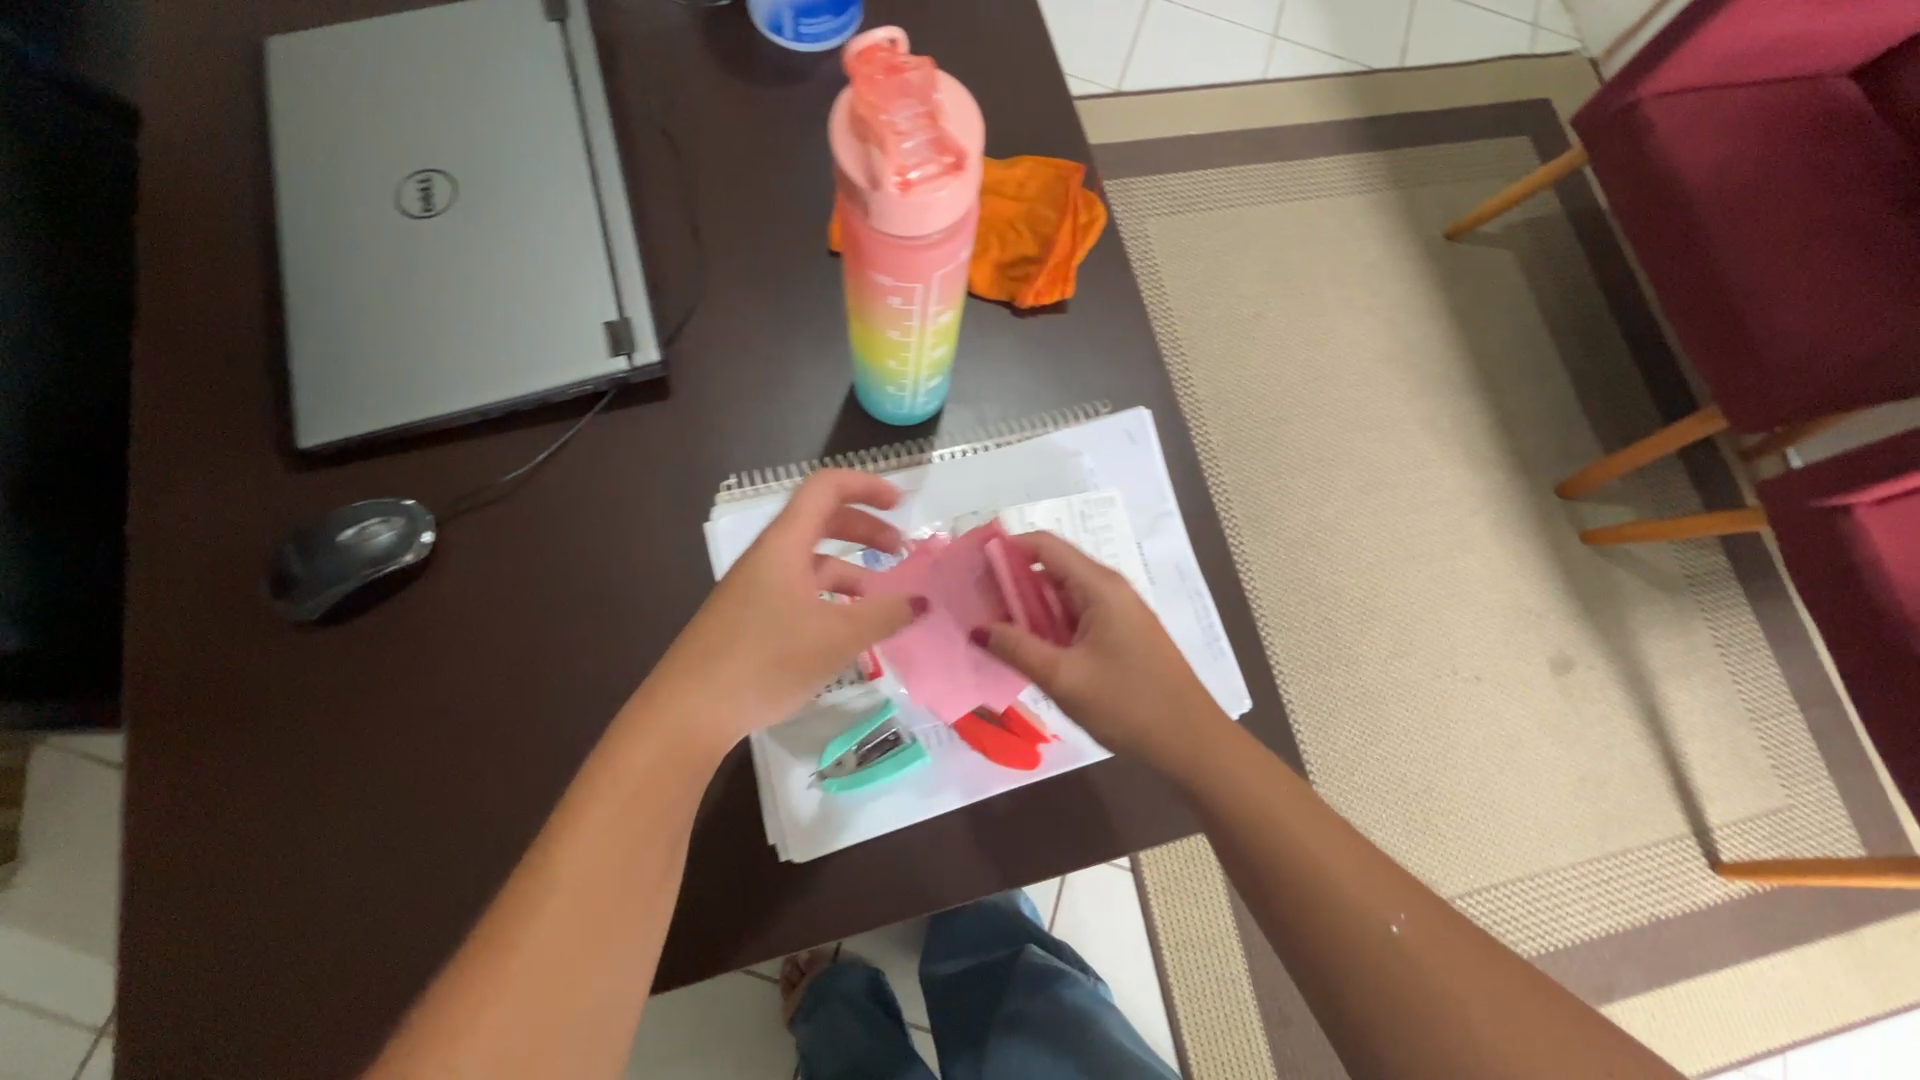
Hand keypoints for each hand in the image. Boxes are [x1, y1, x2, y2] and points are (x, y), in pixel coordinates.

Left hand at [639, 470, 923, 753]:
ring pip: (811, 562)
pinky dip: (830, 599)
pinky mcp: (750, 618)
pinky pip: (799, 592)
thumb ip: (884, 615)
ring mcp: (756, 588)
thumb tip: (922, 602)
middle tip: (900, 552)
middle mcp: (769, 557)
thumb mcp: (837, 638)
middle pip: (822, 522)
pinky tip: (847, 631)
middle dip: (865, 530)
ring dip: (850, 570)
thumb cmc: (766, 661)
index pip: (827, 488)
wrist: (689, 710)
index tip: (902, 504)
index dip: (867, 486)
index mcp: (785, 544)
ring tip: (881, 601)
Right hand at [976, 531, 1225, 765]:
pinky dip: (1047, 628)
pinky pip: (1075, 619)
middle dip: (1009, 583)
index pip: (1044, 545)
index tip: (969, 567)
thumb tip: (977, 628)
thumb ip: (1017, 648)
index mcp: (1099, 587)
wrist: (1190, 743)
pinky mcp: (1120, 637)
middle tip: (971, 606)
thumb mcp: (1064, 678)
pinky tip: (1024, 651)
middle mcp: (1109, 590)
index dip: (1005, 548)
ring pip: (1061, 597)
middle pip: (1050, 568)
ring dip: (1026, 610)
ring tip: (988, 630)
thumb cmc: (1128, 706)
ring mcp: (1117, 614)